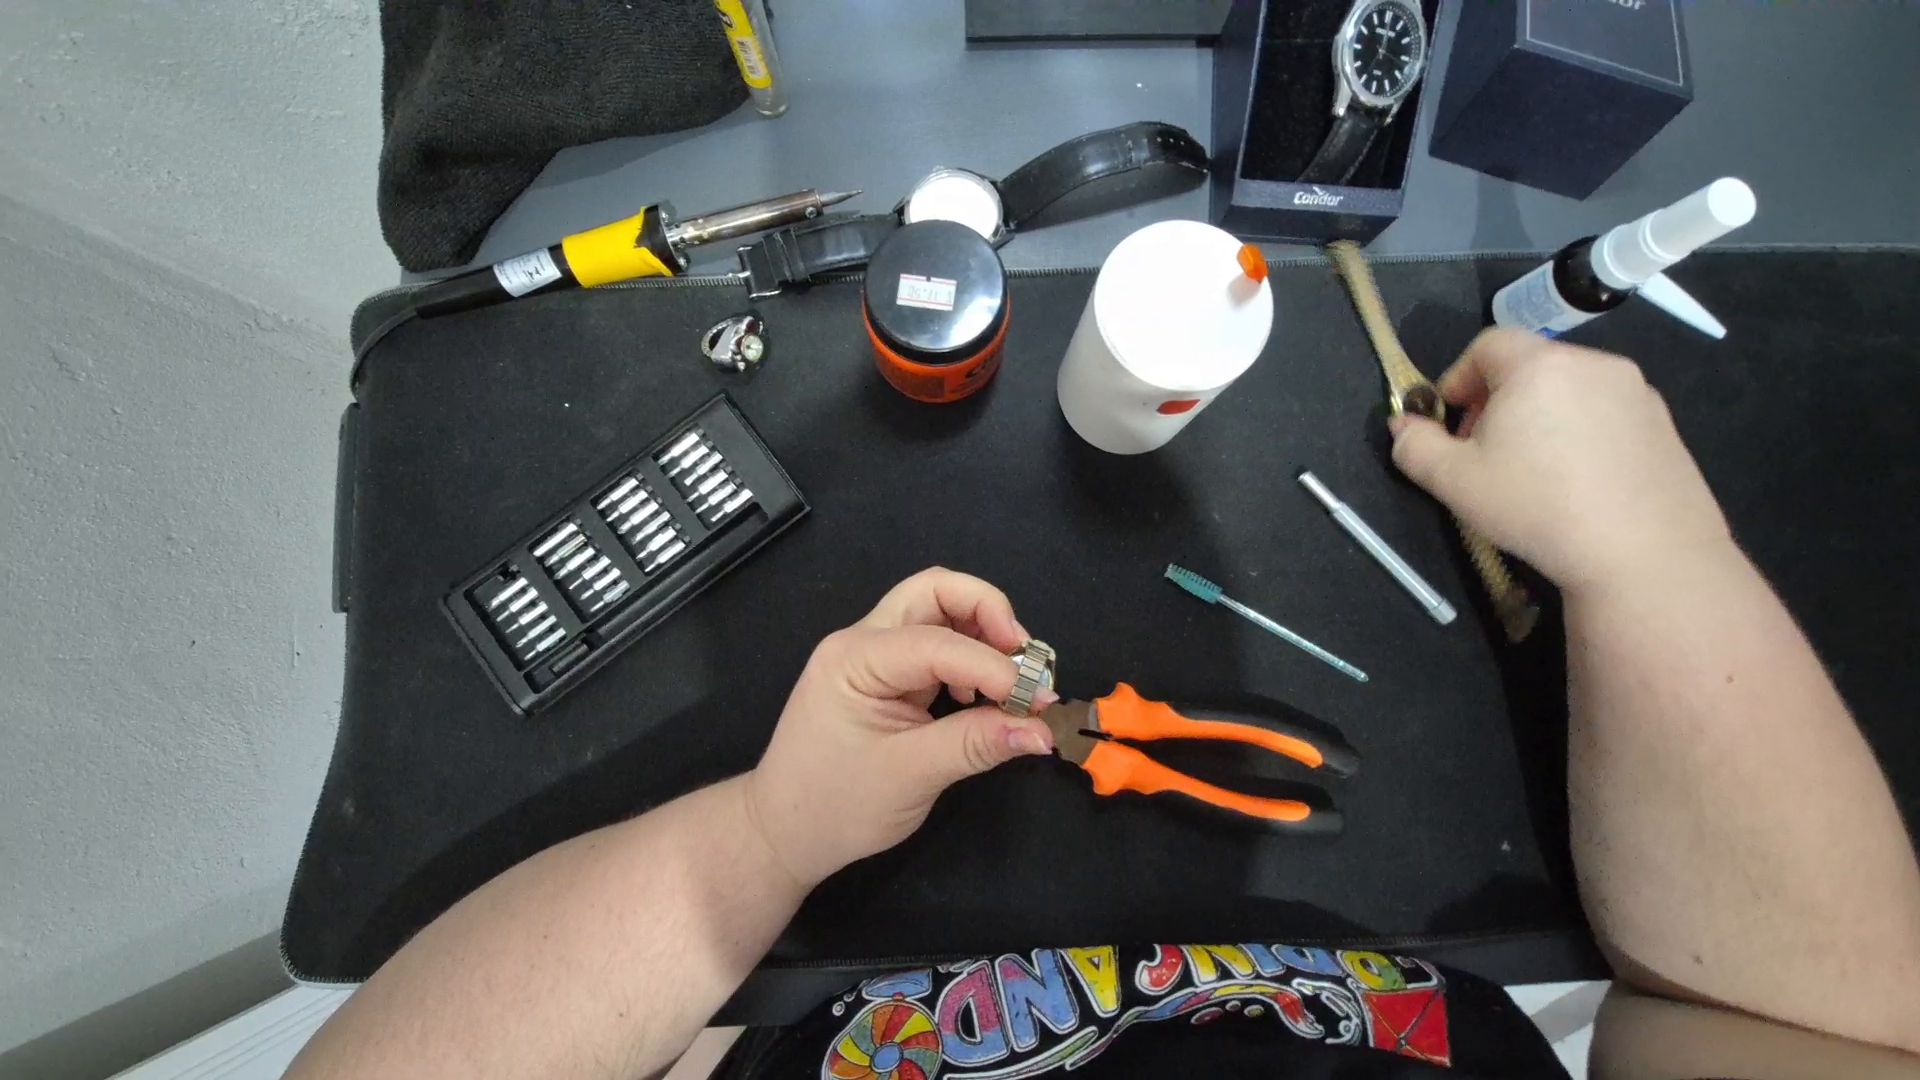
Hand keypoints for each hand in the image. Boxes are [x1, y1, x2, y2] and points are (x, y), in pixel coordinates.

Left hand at [743, 568, 1056, 886]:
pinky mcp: (885, 674)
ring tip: (1008, 678)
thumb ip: (977, 744)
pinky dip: (967, 655)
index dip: (994, 667)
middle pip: (934, 592)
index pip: (939, 642)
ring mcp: (872, 653)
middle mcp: (862, 641)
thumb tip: (1043, 731)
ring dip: (980, 631)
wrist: (783, 833)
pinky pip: (933, 642)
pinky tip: (978, 694)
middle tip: (1024, 655)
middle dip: (987, 611)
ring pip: (935, 609)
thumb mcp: (911, 777)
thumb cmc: (835, 807)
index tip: (1038, 700)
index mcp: (856, 659)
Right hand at [1389, 328, 1732, 592]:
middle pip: (1526, 365)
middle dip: (1493, 400)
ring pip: (1563, 389)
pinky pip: (1599, 411)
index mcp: (1538, 367)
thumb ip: (1413, 445)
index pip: (1487, 344)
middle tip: (1481, 452)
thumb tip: (1403, 426)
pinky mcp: (1661, 422)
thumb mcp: (1450, 480)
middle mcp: (1592, 364)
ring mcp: (1635, 391)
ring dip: (1533, 416)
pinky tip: (1570, 481)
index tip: (1450, 423)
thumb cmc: (1534, 504)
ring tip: (1527, 470)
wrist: (1643, 551)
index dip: (1456, 378)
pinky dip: (1574, 432)